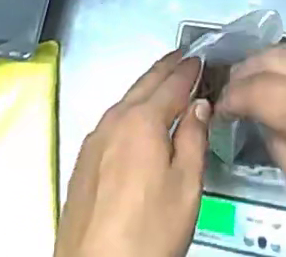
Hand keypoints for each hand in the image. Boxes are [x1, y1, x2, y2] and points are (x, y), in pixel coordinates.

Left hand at [57, 51, 210, 256]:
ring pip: (126, 100)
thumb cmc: (149, 230)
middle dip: (165, 69)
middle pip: (144, 85)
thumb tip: (198, 104)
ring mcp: (96, 137)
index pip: (170, 86)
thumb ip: (193, 140)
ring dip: (147, 86)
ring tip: (163, 81)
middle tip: (182, 56)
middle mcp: (115, 119)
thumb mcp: (186, 188)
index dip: (187, 72)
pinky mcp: (85, 158)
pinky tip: (137, 117)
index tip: (200, 58)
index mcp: (142, 121)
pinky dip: (131, 107)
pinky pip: (113, 118)